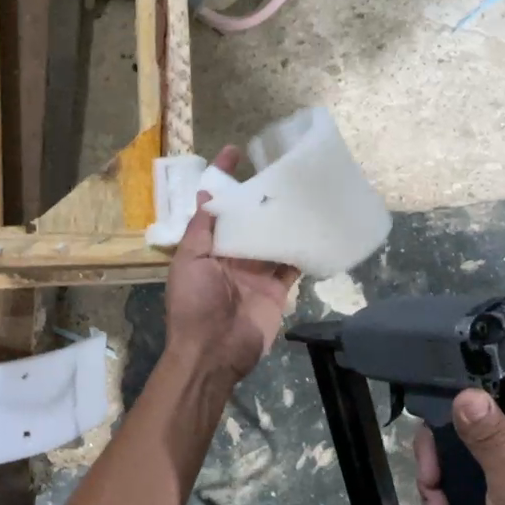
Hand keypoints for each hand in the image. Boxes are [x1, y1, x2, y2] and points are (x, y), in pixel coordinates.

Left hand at [164, 146, 298, 381]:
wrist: (213, 353)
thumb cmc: (194, 305)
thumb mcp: (189, 262)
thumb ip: (200, 229)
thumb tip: (203, 193)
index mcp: (205, 248)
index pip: (214, 207)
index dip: (222, 180)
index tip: (235, 152)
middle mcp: (230, 256)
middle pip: (247, 220)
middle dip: (259, 196)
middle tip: (281, 167)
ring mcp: (255, 272)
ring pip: (271, 237)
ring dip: (283, 217)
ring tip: (302, 188)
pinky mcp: (277, 288)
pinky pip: (291, 262)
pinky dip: (302, 247)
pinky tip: (316, 225)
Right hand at [414, 392, 504, 504]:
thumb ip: (487, 437)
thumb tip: (465, 390)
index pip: (482, 396)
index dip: (447, 419)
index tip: (429, 455)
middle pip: (468, 428)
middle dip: (440, 461)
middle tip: (429, 492)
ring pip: (467, 458)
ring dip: (444, 485)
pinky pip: (479, 481)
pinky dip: (457, 499)